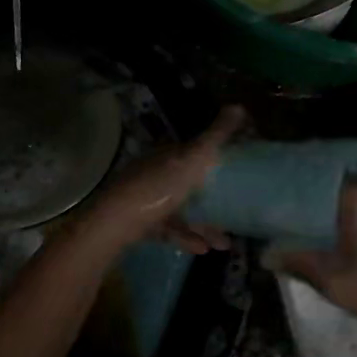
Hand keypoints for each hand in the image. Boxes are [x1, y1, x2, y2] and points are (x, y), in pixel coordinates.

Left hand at [78, 106, 246, 252]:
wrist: (117, 221)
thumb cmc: (158, 186)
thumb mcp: (193, 158)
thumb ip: (216, 136)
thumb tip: (239, 106)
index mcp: (167, 155)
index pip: (193, 153)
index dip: (215, 162)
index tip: (237, 176)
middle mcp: (155, 174)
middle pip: (189, 186)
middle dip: (214, 202)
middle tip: (236, 215)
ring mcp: (146, 200)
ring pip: (181, 211)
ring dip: (204, 226)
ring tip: (224, 243)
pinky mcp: (141, 224)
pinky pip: (169, 230)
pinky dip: (186, 238)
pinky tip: (204, 249)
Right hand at [268, 180, 356, 337]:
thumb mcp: (336, 282)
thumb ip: (297, 262)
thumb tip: (265, 254)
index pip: (304, 179)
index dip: (277, 190)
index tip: (255, 201)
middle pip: (320, 187)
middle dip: (293, 203)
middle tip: (263, 217)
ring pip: (336, 200)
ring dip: (313, 214)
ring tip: (282, 227)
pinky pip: (352, 210)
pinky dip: (332, 221)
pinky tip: (315, 238)